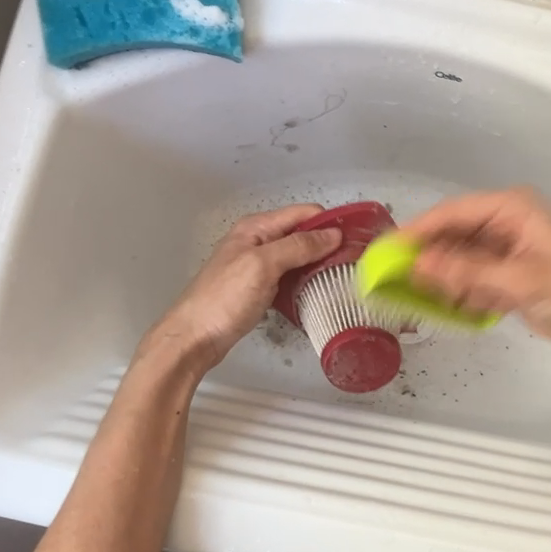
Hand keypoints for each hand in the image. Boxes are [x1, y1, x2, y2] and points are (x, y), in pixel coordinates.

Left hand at [143, 205, 341, 371]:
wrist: (195, 337)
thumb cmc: (224, 299)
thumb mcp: (263, 266)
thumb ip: (298, 246)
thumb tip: (333, 234)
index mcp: (256, 228)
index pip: (303, 214)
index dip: (329, 223)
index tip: (355, 239)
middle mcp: (258, 241)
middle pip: (302, 234)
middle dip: (327, 244)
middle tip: (353, 262)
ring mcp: (258, 265)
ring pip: (298, 257)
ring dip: (318, 265)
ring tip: (340, 278)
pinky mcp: (260, 288)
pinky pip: (290, 277)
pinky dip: (304, 282)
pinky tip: (317, 293)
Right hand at [404, 187, 550, 348]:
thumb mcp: (519, 280)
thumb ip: (467, 272)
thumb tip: (419, 266)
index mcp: (514, 208)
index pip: (455, 212)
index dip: (420, 230)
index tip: (388, 249)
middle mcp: (507, 222)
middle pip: (454, 234)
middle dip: (428, 256)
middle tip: (395, 277)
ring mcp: (507, 248)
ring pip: (460, 257)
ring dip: (443, 278)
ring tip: (417, 296)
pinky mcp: (507, 273)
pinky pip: (472, 277)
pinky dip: (460, 292)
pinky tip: (449, 307)